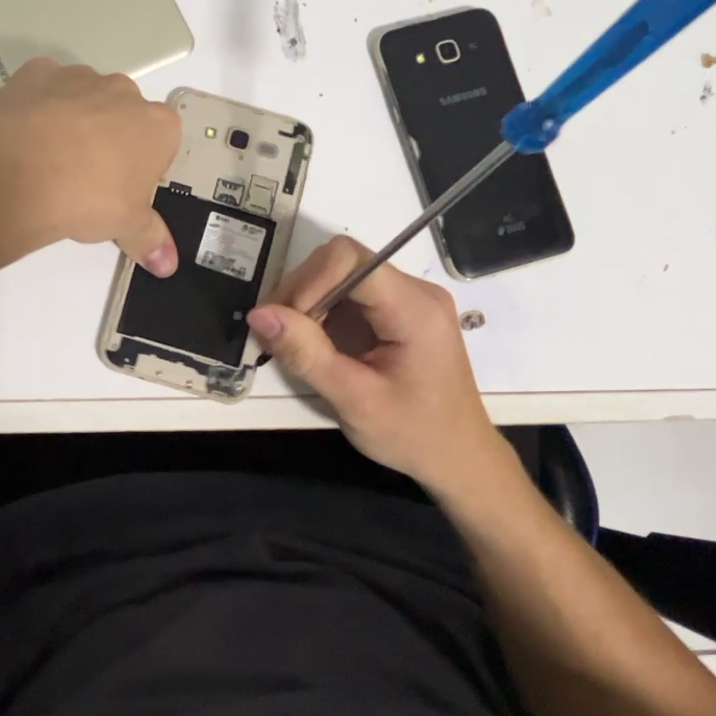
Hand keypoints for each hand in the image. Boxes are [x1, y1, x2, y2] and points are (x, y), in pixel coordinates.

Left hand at [0, 59, 182, 274]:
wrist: (22, 172)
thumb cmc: (90, 198)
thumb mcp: (126, 227)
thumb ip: (150, 240)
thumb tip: (168, 266)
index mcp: (158, 125)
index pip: (162, 143)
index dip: (143, 167)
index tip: (123, 189)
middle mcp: (124, 91)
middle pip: (123, 115)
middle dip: (109, 140)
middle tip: (87, 178)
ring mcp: (79, 77)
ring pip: (82, 98)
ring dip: (73, 121)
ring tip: (50, 161)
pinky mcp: (36, 73)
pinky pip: (42, 89)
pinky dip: (36, 107)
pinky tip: (24, 137)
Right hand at [245, 237, 522, 499]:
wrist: (457, 457)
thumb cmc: (412, 434)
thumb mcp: (354, 400)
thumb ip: (306, 354)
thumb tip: (258, 314)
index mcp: (414, 309)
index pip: (350, 258)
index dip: (308, 282)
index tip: (287, 323)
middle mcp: (415, 291)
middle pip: (341, 261)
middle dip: (303, 293)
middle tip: (284, 338)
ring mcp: (408, 298)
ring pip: (340, 274)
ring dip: (309, 303)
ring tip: (300, 345)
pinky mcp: (398, 310)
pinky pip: (350, 293)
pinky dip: (323, 312)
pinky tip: (318, 345)